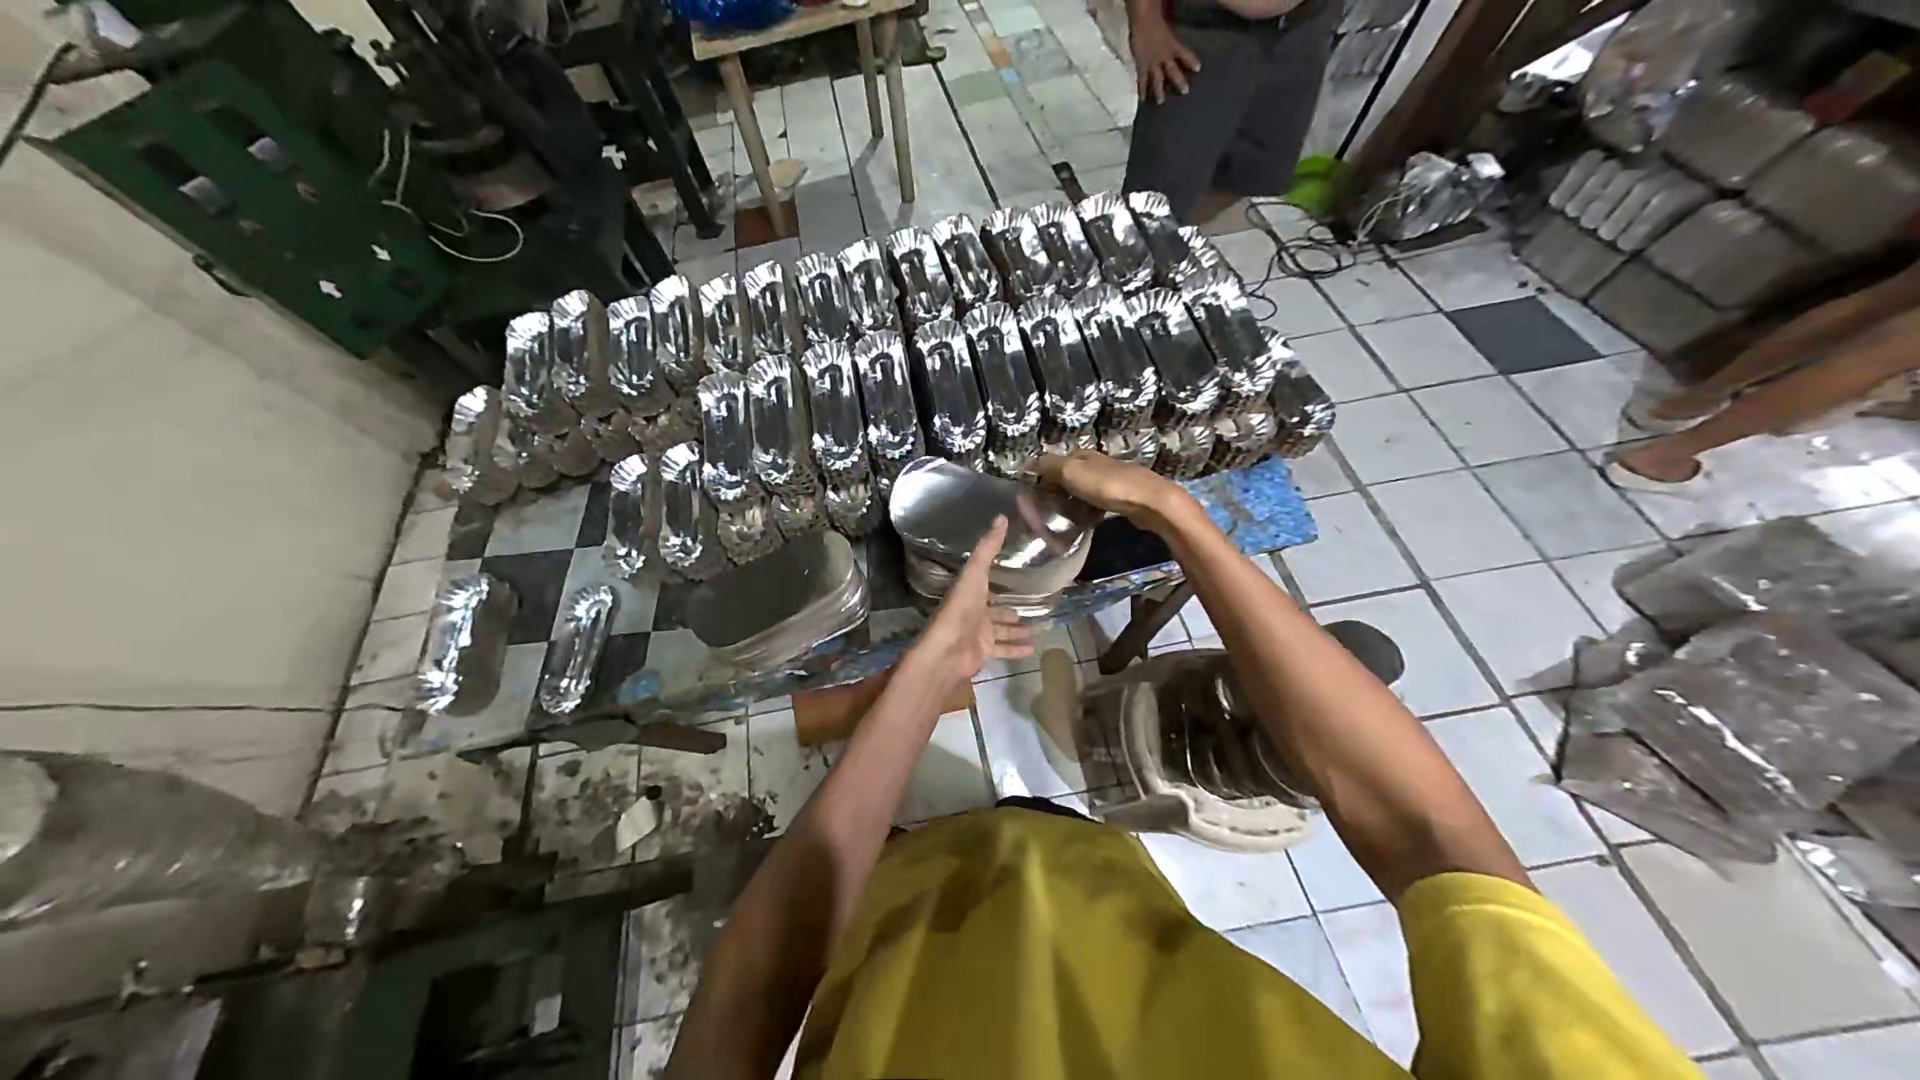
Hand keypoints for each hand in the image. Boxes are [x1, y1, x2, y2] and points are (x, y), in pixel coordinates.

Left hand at [909, 516, 1035, 685]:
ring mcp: (978, 634)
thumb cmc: (961, 609)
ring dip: (1019, 630)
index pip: (986, 585)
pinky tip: (1034, 648)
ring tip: (1040, 627)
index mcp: (970, 593)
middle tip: (1034, 606)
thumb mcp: (975, 574)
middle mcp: (973, 613)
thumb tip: (1001, 517)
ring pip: (1003, 631)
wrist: (947, 649)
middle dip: (1012, 610)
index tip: (1019, 576)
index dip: (1000, 581)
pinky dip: (1018, 649)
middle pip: (997, 611)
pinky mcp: (984, 652)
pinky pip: (1004, 650)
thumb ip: (988, 549)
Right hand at [1033, 450, 1197, 532]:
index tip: (1030, 490)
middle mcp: (1100, 464)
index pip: (1057, 460)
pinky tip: (1084, 522)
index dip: (1043, 473)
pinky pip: (1097, 504)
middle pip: (1072, 475)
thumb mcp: (1072, 471)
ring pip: (1085, 490)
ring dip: (1072, 501)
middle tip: (1042, 507)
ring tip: (1059, 518)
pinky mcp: (1124, 499)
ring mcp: (1114, 481)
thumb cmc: (1108, 485)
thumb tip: (1026, 464)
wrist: (1150, 502)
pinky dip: (1087, 511)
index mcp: (1086, 455)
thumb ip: (1048, 466)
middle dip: (1057, 488)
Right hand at [1130, 12, 1200, 104]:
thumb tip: (1182, 29)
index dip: (1191, 61)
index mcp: (1173, 44)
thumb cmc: (1157, 18)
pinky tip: (1142, 100)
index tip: (1198, 69)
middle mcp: (1165, 56)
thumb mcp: (1170, 27)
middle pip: (1173, 72)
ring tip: (1161, 102)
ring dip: (1159, 91)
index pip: (1185, 54)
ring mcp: (1153, 63)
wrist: (1143, 20)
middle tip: (1185, 92)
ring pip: (1158, 80)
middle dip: (1179, 81)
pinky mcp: (1142, 66)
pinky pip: (1142, 80)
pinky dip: (1142, 90)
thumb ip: (1175, 36)